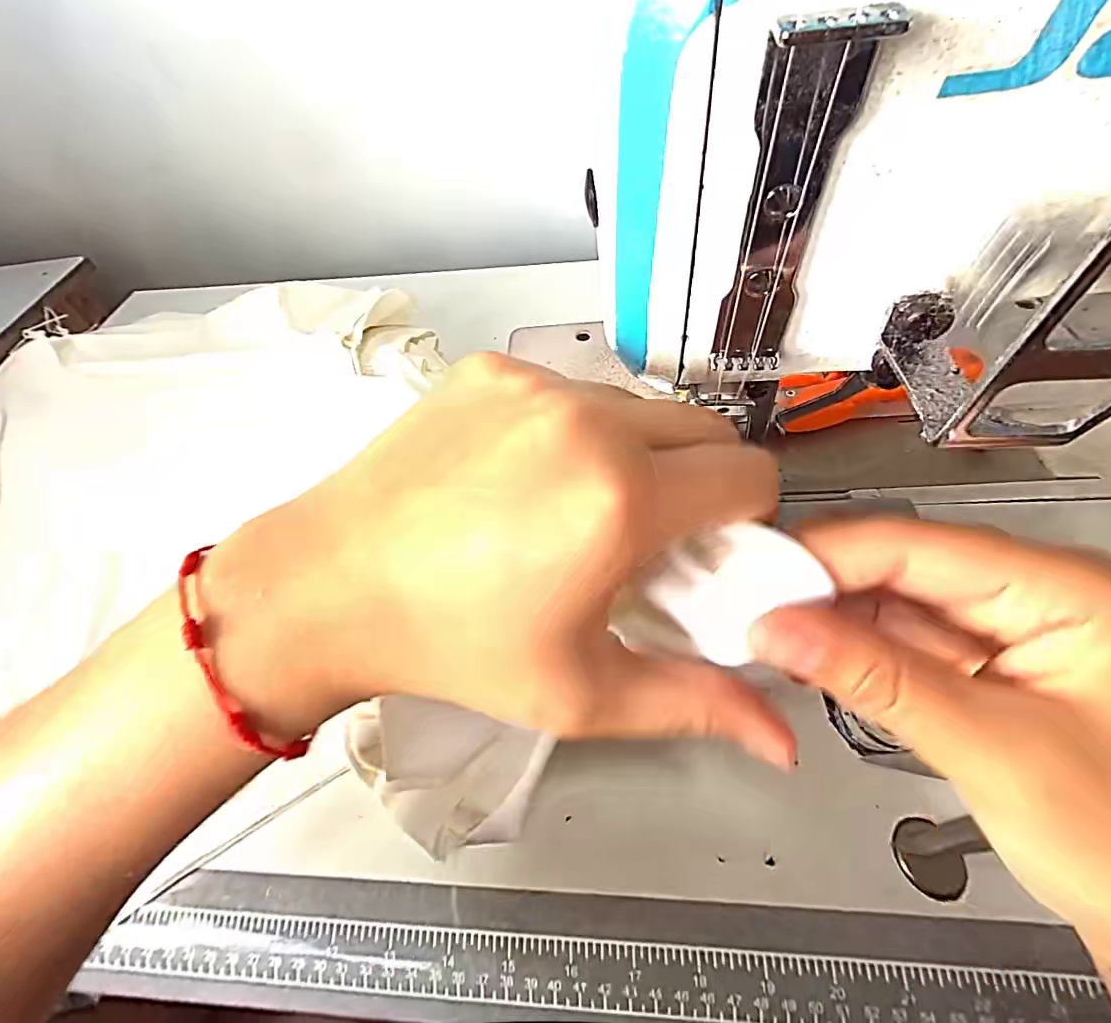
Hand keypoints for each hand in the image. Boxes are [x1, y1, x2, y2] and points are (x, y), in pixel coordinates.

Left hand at [200, 353, 796, 767]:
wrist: (327, 583)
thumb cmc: (456, 648)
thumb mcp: (583, 692)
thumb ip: (696, 706)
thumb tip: (783, 743)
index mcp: (621, 497)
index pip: (750, 476)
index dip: (742, 522)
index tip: (701, 555)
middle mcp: (587, 419)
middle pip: (707, 431)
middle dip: (699, 483)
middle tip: (644, 536)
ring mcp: (536, 383)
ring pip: (643, 407)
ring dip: (639, 453)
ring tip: (578, 507)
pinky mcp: (494, 367)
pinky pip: (575, 390)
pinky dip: (577, 430)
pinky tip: (526, 477)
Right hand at [751, 518, 1110, 1021]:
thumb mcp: (1002, 757)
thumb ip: (880, 682)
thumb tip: (785, 628)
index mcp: (1072, 591)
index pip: (922, 545)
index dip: (832, 555)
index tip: (760, 578)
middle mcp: (1043, 601)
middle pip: (908, 570)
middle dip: (827, 588)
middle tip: (753, 609)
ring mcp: (1019, 642)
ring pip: (903, 610)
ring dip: (839, 624)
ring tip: (773, 636)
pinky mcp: (998, 681)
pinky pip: (914, 651)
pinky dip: (864, 658)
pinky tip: (820, 662)